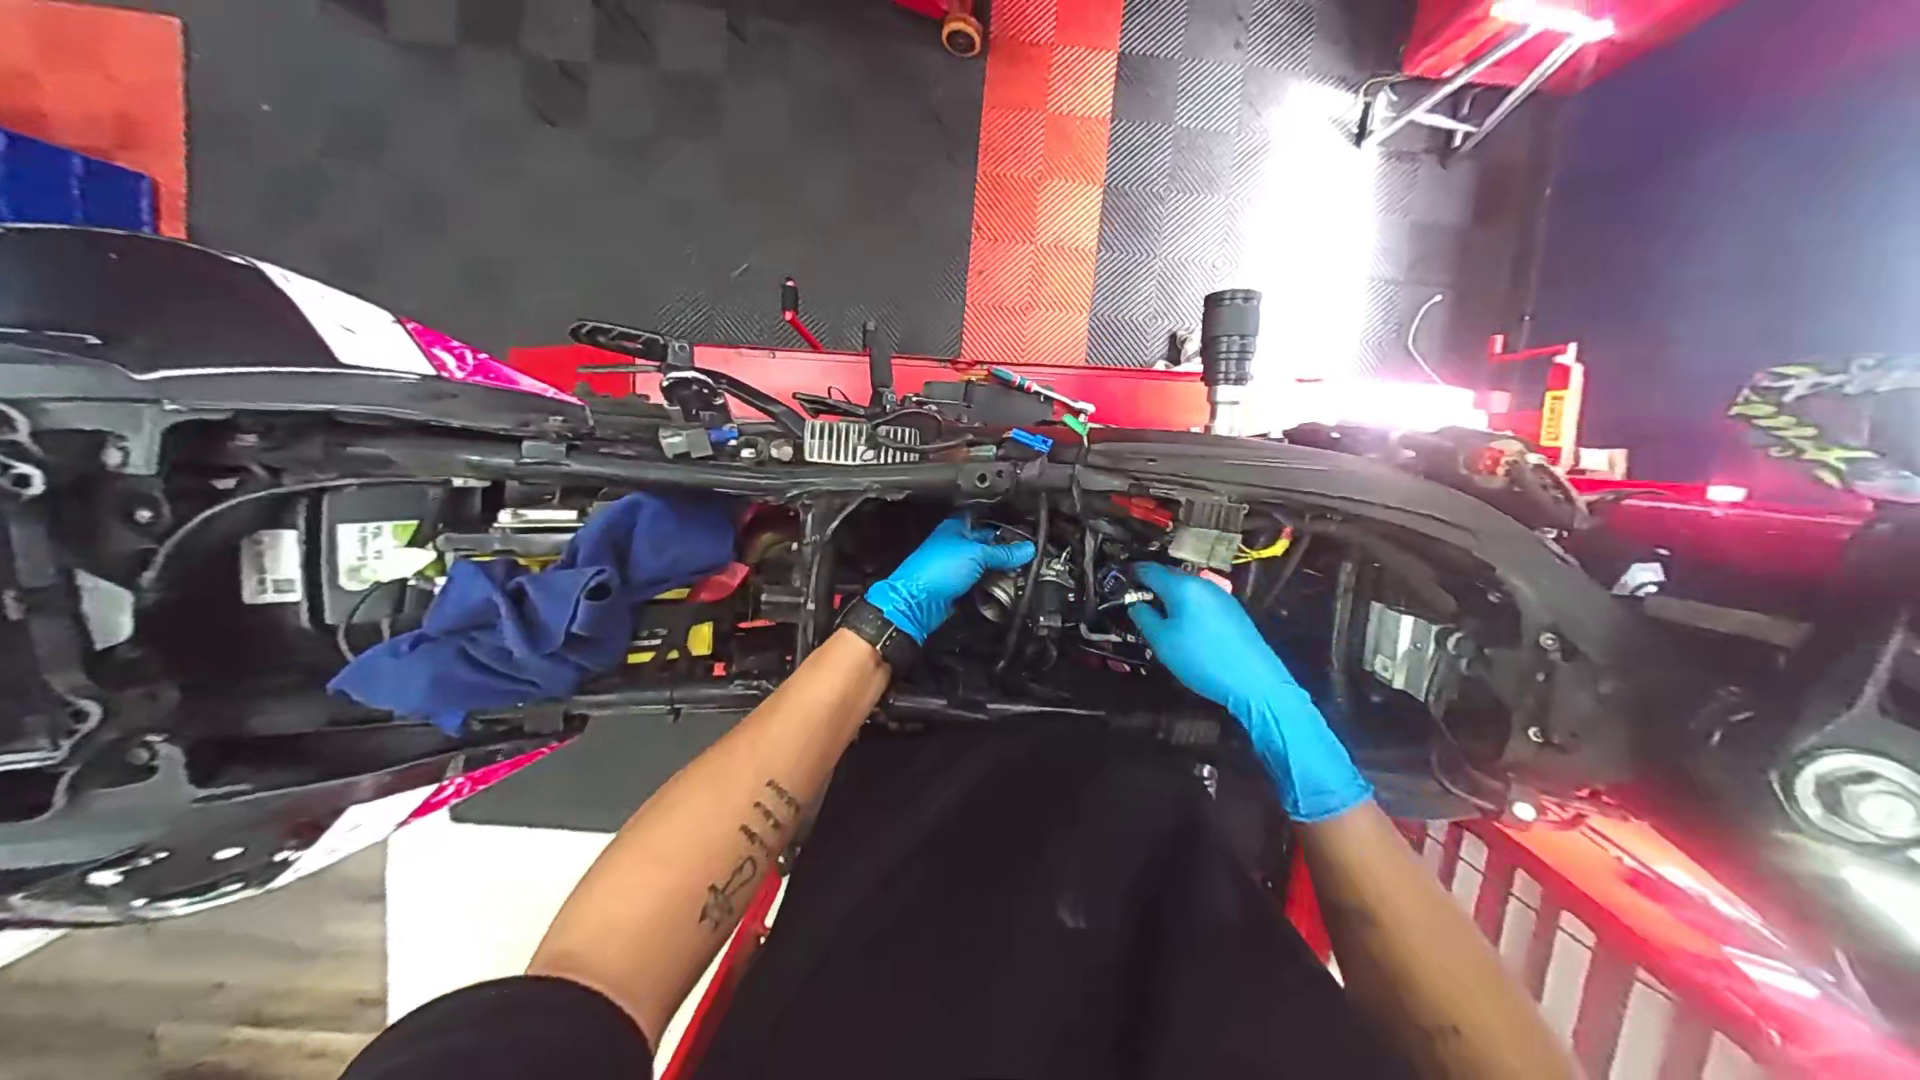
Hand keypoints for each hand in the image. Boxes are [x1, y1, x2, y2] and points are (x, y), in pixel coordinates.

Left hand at [865, 516, 1035, 642]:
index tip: (1024, 539)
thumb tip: (1025, 550)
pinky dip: (990, 589)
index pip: (988, 523)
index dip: (1006, 529)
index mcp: (957, 528)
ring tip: (1015, 578)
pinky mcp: (957, 588)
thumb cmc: (934, 570)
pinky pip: (980, 586)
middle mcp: (956, 546)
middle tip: (1024, 561)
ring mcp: (956, 568)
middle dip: (1006, 555)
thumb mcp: (976, 555)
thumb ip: (1003, 553)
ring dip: (1000, 574)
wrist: (915, 603)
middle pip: (989, 547)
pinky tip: (1000, 592)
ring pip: (986, 568)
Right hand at [1126, 562, 1371, 821]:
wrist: (1256, 682)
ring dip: (1169, 599)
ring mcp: (1221, 596)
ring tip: (1158, 619)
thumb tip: (1135, 603)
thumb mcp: (1162, 641)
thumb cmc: (1201, 659)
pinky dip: (1186, 607)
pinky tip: (1184, 627)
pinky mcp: (1232, 611)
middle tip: (1135, 605)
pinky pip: (1201, 600)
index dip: (1130, 575)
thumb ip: (1143, 617)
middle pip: (1169, 577)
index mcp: (1183, 586)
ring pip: (1186, 589)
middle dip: (1150, 587)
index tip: (1118, 586)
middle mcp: (1202, 583)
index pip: (1148, 569)